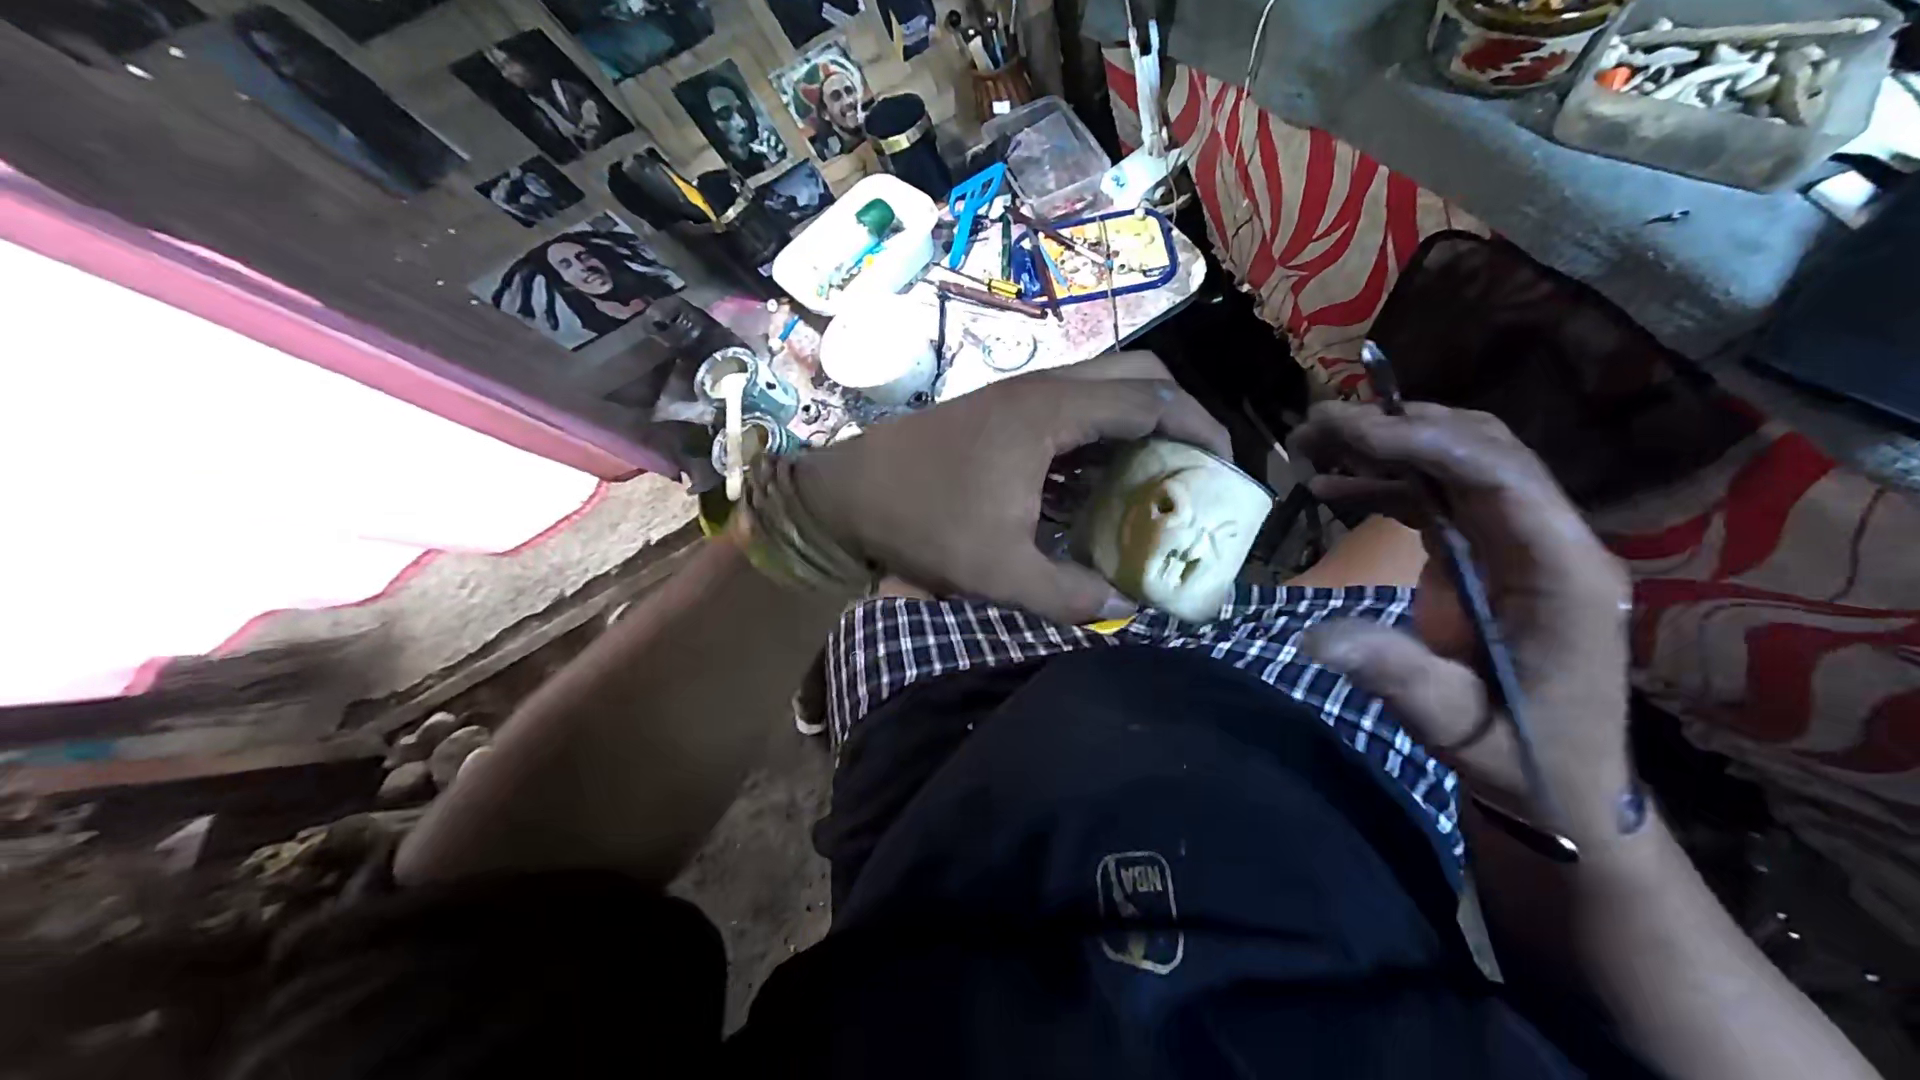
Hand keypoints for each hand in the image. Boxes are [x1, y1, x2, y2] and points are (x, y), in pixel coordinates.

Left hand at [794, 352, 1230, 625]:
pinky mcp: (1003, 408)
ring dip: (1139, 417)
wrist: (846, 490)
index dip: (1200, 429)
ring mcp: (1021, 392)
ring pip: (1105, 383)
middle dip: (1179, 411)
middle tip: (1196, 465)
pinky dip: (1103, 428)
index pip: (1151, 401)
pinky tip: (1100, 477)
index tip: (1228, 468)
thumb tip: (1124, 608)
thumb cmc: (921, 521)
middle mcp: (1043, 388)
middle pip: (1138, 373)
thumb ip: (1068, 594)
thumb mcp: (997, 571)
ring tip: (1157, 473)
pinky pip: (1075, 403)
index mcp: (1051, 413)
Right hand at [1289, 402, 1634, 842]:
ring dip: (1387, 446)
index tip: (1347, 433)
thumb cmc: (1523, 755)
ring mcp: (1518, 545)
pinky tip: (1331, 487)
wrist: (1560, 780)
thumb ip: (1396, 674)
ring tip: (1313, 442)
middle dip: (1397, 427)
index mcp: (1562, 572)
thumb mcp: (1456, 723)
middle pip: (1481, 451)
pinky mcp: (1488, 555)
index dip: (1424, 442)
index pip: (1501, 475)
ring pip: (1458, 463)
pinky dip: (1384, 483)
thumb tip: (1312, 638)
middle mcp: (1548, 541)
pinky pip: (1437, 498)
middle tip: (1317, 424)